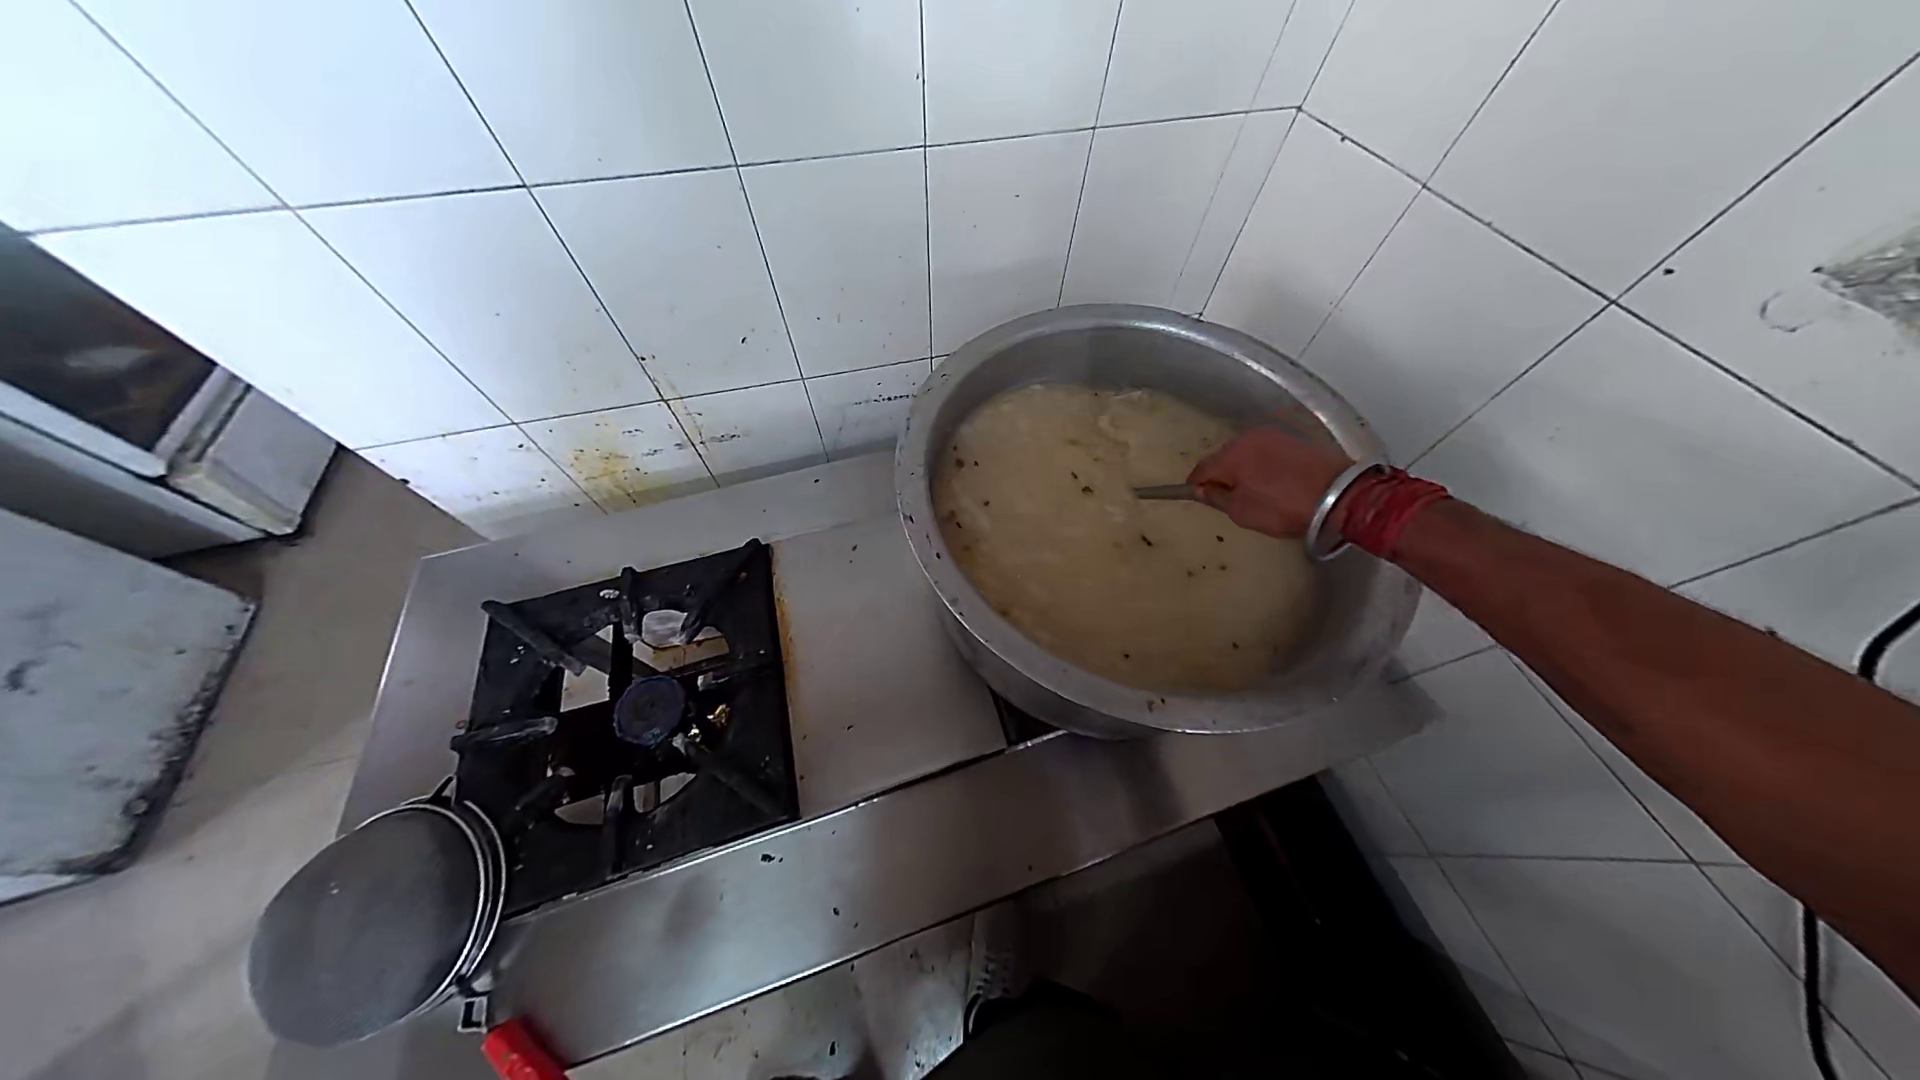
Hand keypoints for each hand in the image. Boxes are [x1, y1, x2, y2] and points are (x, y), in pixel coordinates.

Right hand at [1185, 427, 1354, 538]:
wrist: (1339, 496)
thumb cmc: (1283, 506)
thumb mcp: (1242, 511)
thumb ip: (1216, 498)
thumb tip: (1201, 489)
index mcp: (1231, 454)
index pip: (1202, 469)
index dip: (1195, 484)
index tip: (1195, 496)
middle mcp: (1249, 438)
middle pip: (1223, 457)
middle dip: (1220, 475)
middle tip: (1224, 497)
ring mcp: (1274, 436)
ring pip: (1245, 453)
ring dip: (1242, 469)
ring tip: (1250, 491)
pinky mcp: (1294, 440)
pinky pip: (1266, 452)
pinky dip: (1261, 465)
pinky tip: (1269, 482)